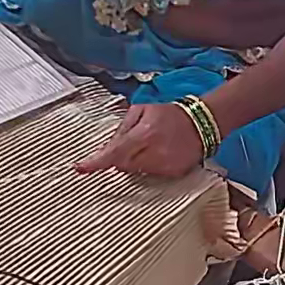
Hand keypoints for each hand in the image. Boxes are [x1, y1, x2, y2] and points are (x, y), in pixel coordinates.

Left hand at [75, 102, 206, 178]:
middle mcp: (154, 152)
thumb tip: (108, 146)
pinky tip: (161, 153)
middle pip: (123, 165)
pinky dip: (150, 166)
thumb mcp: (142, 109)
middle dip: (120, 157)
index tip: (81, 168)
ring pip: (137, 172)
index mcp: (144, 134)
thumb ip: (122, 127)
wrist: (203, 122)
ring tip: (149, 146)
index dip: (95, 162)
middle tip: (132, 144)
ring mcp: (165, 165)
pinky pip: (153, 175)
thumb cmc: (172, 114)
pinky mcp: (175, 173)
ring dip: (136, 162)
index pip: (114, 152)